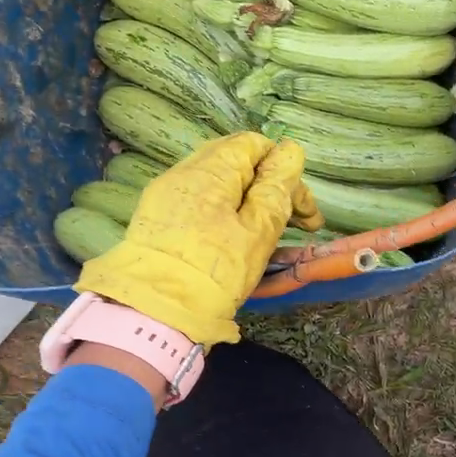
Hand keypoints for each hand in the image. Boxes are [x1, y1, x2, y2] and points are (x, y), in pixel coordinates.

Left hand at [76, 133, 321, 345]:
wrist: (152, 311)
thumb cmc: (216, 270)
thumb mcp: (259, 229)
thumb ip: (277, 186)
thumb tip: (289, 152)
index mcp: (211, 170)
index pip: (255, 144)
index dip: (285, 169)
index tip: (303, 209)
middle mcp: (184, 172)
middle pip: (237, 162)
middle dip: (271, 186)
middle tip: (298, 222)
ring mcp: (166, 195)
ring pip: (219, 183)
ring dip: (250, 200)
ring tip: (268, 231)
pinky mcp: (157, 218)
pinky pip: (201, 200)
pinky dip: (226, 210)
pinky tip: (236, 237)